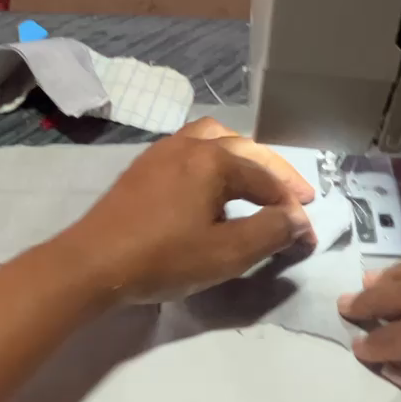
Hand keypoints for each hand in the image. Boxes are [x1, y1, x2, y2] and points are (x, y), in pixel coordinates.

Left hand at [51, 117, 316, 304]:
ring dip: (242, 158)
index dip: (292, 208)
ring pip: (214, 139)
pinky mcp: (145, 165)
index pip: (266, 179)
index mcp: (213, 159)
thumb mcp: (226, 253)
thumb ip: (268, 232)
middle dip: (274, 174)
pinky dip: (214, 160)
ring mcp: (163, 150)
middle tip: (297, 198)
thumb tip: (296, 218)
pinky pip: (191, 149)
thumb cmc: (163, 258)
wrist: (93, 262)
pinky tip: (213, 186)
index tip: (307, 236)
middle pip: (244, 149)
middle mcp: (190, 143)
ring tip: (257, 181)